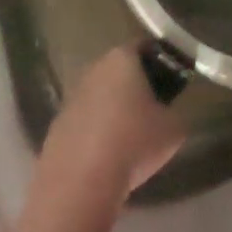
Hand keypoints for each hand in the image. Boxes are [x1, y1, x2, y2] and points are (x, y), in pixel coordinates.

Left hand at [43, 44, 184, 199]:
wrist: (80, 183)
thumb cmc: (134, 143)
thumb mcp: (175, 128)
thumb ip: (174, 112)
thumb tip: (169, 113)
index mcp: (122, 59)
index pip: (145, 47)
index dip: (162, 62)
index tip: (173, 83)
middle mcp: (93, 69)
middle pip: (120, 70)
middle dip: (136, 85)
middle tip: (155, 110)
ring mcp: (71, 97)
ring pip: (101, 95)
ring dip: (114, 109)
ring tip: (132, 138)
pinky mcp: (57, 125)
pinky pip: (85, 120)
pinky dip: (97, 131)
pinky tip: (107, 156)